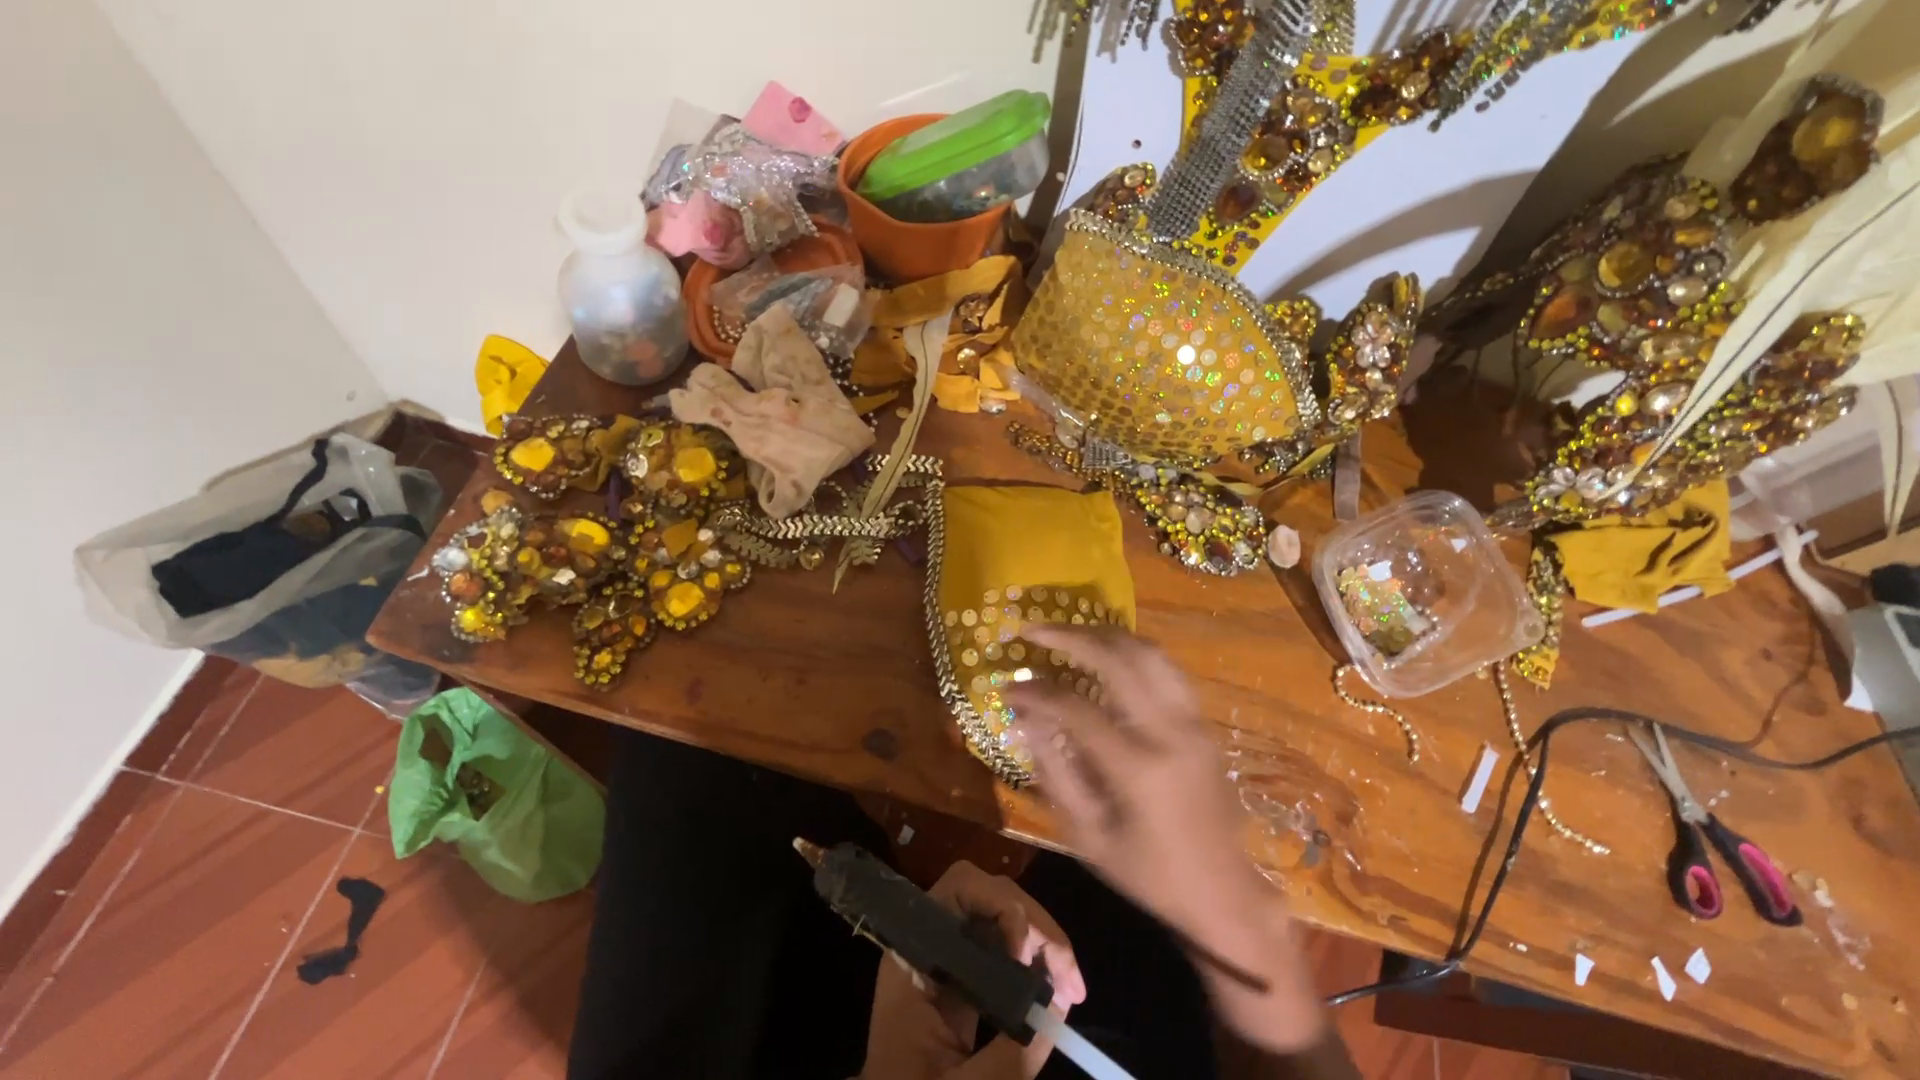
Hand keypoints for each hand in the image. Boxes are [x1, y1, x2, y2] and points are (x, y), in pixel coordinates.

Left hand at [859, 861, 1085, 1079]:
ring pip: (999, 918)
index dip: (1001, 907)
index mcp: (912, 959)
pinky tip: (1054, 993)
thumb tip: (1057, 1008)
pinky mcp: (959, 980)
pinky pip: (1000, 949)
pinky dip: (1032, 963)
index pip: (958, 890)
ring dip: (1041, 943)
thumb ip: (1011, 1056)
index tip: (1027, 961)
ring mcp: (944, 959)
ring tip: (1070, 989)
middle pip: (987, 896)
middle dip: (1035, 926)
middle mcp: (927, 945)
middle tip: (1070, 981)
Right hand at [1004, 624, 1325, 1051]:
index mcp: (1139, 769)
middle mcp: (1171, 733)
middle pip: (1119, 660)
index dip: (1036, 692)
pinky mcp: (1205, 725)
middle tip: (1032, 630)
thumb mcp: (1089, 837)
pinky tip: (1108, 656)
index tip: (1007, 686)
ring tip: (1069, 632)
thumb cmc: (1149, 876)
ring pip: (1151, 653)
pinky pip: (1168, 671)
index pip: (1076, 708)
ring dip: (1105, 635)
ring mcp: (1195, 724)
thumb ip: (1056, 773)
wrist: (1225, 894)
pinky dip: (1133, 654)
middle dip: (1070, 637)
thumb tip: (1026, 719)